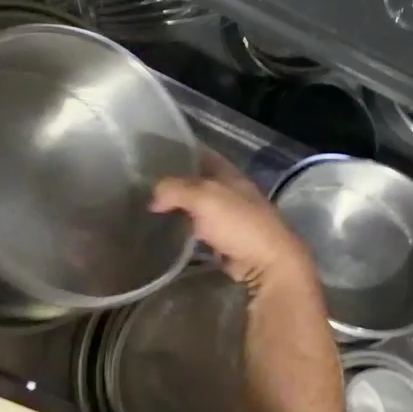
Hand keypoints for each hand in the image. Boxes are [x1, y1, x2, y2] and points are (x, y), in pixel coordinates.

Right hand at [150, 152, 316, 296]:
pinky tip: (165, 230)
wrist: (267, 263)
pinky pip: (198, 229)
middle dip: (174, 179)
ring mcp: (229, 216)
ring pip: (197, 204)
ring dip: (177, 205)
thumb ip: (174, 190)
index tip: (153, 151)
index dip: (179, 148)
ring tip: (149, 205)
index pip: (201, 152)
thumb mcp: (203, 197)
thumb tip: (152, 198)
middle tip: (144, 181)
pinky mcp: (225, 240)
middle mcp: (230, 191)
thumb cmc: (238, 223)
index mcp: (229, 173)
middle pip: (197, 179)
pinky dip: (183, 228)